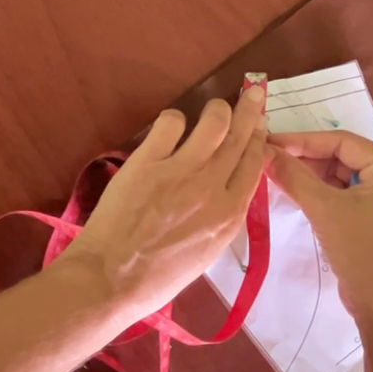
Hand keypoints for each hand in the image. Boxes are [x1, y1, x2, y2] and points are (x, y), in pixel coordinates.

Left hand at [60, 86, 269, 320]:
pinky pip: (170, 123)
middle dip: (249, 111)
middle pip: (239, 138)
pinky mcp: (147, 161)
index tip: (260, 125)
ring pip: (213, 122)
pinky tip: (170, 125)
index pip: (253, 165)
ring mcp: (181, 171)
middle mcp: (213, 187)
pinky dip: (174, 119)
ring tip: (215, 107)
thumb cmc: (157, 277)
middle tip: (253, 92)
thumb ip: (220, 217)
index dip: (258, 140)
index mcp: (230, 215)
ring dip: (217, 109)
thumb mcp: (206, 252)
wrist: (112, 278)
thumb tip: (225, 188)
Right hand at [266, 131, 372, 330]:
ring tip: (274, 172)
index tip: (268, 141)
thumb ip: (292, 175)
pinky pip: (343, 193)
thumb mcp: (323, 209)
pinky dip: (319, 191)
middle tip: (268, 158)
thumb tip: (263, 150)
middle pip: (341, 157)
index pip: (342, 142)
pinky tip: (292, 190)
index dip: (302, 140)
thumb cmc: (361, 253)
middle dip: (304, 158)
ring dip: (309, 175)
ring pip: (340, 175)